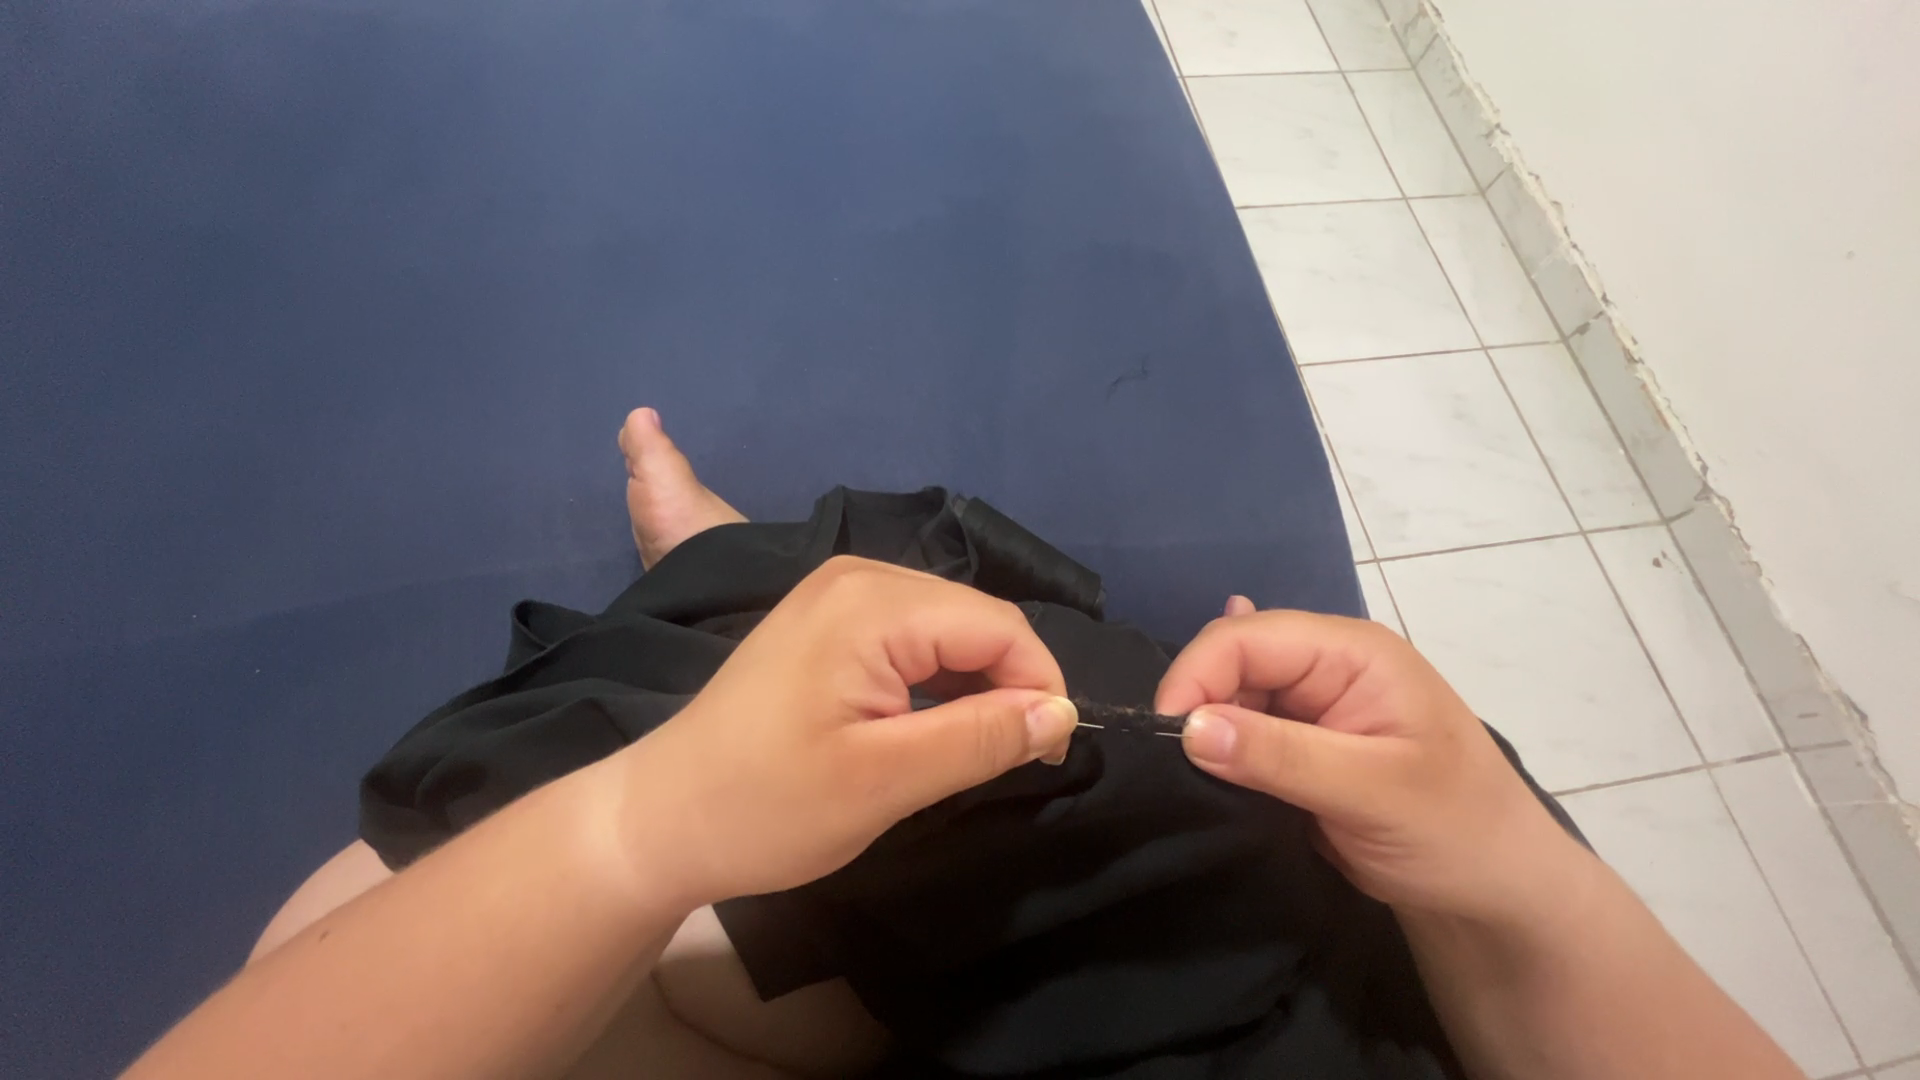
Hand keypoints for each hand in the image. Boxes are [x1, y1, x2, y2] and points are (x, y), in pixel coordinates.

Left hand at [602, 556, 1078, 909]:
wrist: (660, 817)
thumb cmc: (766, 806)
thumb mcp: (884, 781)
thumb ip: (981, 739)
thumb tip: (1062, 713)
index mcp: (872, 603)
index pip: (997, 624)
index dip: (1040, 683)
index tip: (1050, 752)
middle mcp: (858, 576)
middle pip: (973, 617)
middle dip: (1009, 680)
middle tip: (1015, 756)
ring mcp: (836, 593)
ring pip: (946, 624)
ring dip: (975, 680)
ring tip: (975, 745)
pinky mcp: (826, 618)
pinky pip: (909, 632)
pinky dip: (936, 676)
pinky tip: (930, 720)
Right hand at [1156, 608, 1585, 925]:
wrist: (1496, 896)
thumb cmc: (1456, 832)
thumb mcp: (1373, 792)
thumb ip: (1279, 755)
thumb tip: (1186, 727)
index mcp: (1350, 651)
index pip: (1247, 639)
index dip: (1197, 675)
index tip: (1165, 736)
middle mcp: (1324, 663)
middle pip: (1231, 659)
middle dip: (1196, 701)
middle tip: (1172, 763)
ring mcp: (1310, 702)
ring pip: (1227, 694)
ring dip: (1203, 728)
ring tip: (1185, 771)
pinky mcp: (1296, 740)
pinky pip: (1239, 727)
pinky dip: (1216, 743)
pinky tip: (1199, 750)